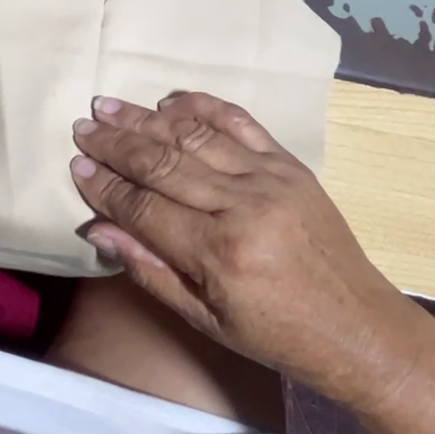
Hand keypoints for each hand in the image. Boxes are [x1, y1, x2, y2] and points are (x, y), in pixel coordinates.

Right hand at [68, 92, 434, 415]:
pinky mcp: (290, 164)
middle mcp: (242, 207)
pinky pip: (239, 122)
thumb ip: (147, 269)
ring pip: (193, 137)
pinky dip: (201, 106)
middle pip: (162, 164)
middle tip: (82, 126)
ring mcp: (269, 178)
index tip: (76, 165)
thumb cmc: (274, 333)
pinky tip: (169, 100)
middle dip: (116, 144)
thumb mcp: (203, 318)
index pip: (143, 207)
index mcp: (219, 254)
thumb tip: (94, 229)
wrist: (359, 327)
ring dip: (146, 119)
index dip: (104, 185)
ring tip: (109, 105)